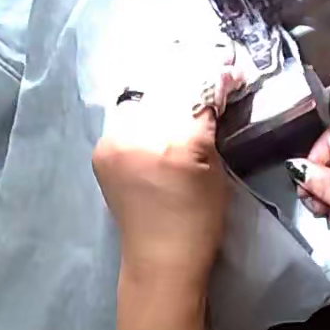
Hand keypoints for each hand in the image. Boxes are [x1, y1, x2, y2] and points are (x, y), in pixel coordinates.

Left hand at [93, 81, 232, 295]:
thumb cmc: (198, 222)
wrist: (159, 260)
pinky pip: (125, 120)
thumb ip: (208, 126)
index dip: (213, 79)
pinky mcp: (100, 153)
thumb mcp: (214, 170)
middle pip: (164, 90)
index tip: (228, 70)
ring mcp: (111, 144)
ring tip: (179, 102)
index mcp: (174, 144)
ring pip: (143, 102)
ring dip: (163, 98)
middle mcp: (136, 137)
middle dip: (186, 81)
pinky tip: (156, 125)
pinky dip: (143, 117)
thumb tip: (217, 86)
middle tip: (205, 82)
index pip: (195, 92)